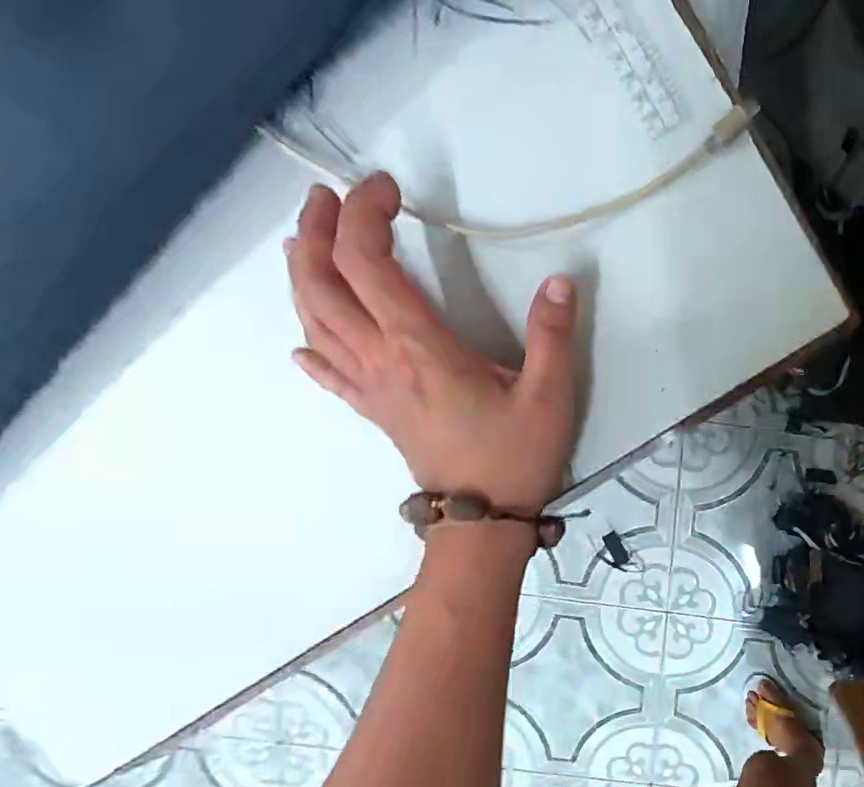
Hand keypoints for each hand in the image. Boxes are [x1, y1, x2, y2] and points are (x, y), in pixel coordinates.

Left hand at [285, 174, 578, 514]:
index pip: (367, 261)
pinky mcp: (374, 411)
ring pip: (311, 318)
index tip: (388, 189)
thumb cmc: (516, 457)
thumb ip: (553, 336)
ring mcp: (370, 387)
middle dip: (316, 229)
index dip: (366, 213)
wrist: (484, 520)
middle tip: (330, 200)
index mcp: (419, 347)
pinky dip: (310, 342)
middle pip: (319, 281)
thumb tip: (560, 283)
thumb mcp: (551, 396)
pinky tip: (307, 338)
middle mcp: (380, 359)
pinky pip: (326, 369)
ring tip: (312, 244)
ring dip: (303, 272)